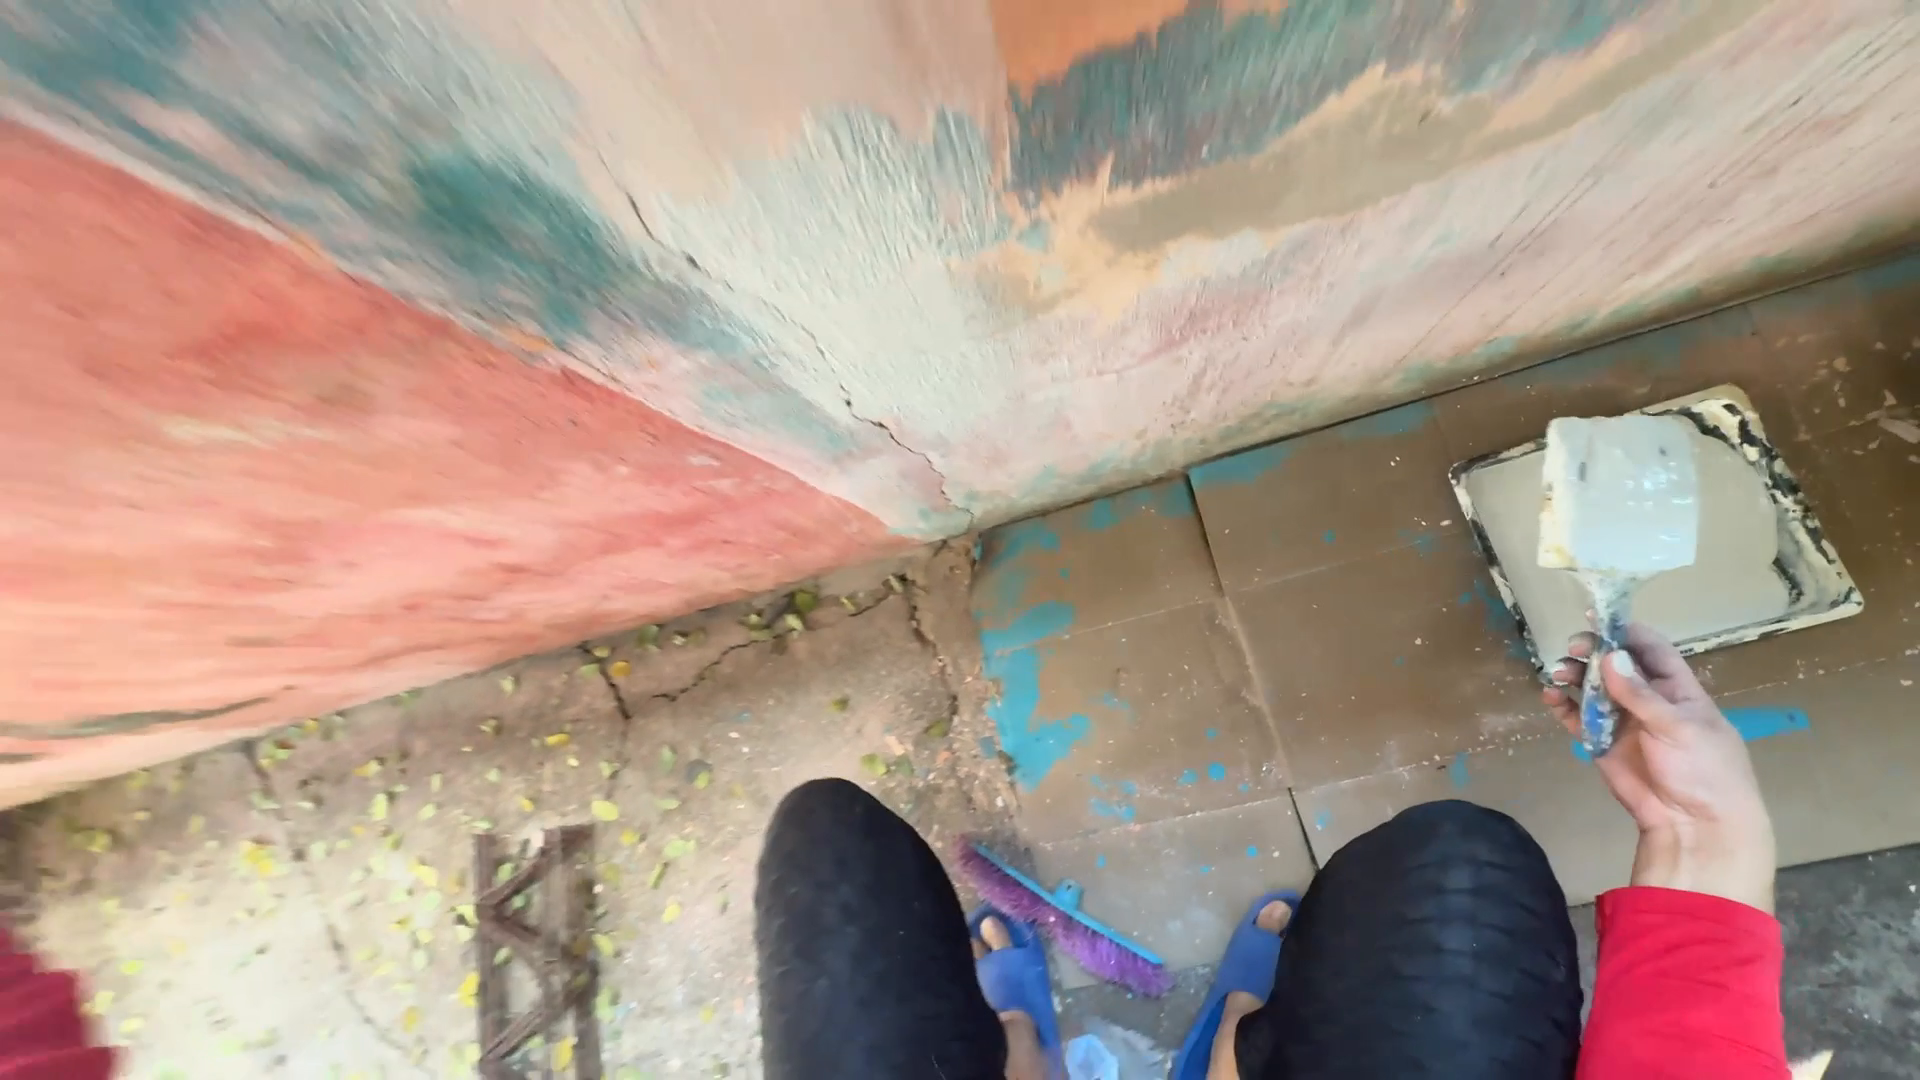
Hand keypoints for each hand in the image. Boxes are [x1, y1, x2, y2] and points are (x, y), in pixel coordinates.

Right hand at [1542, 623, 1776, 912]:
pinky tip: (1551, 698)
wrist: (1693, 823)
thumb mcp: (1679, 727)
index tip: (1596, 617)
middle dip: (1590, 653)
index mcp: (1677, 691)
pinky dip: (1560, 704)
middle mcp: (1647, 700)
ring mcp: (1622, 720)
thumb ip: (1641, 693)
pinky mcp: (1599, 740)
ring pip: (1590, 687)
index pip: (1651, 651)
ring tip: (1556, 676)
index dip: (1625, 632)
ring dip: (1571, 676)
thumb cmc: (1703, 771)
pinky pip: (1575, 716)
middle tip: (1571, 650)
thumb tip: (1609, 654)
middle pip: (1612, 665)